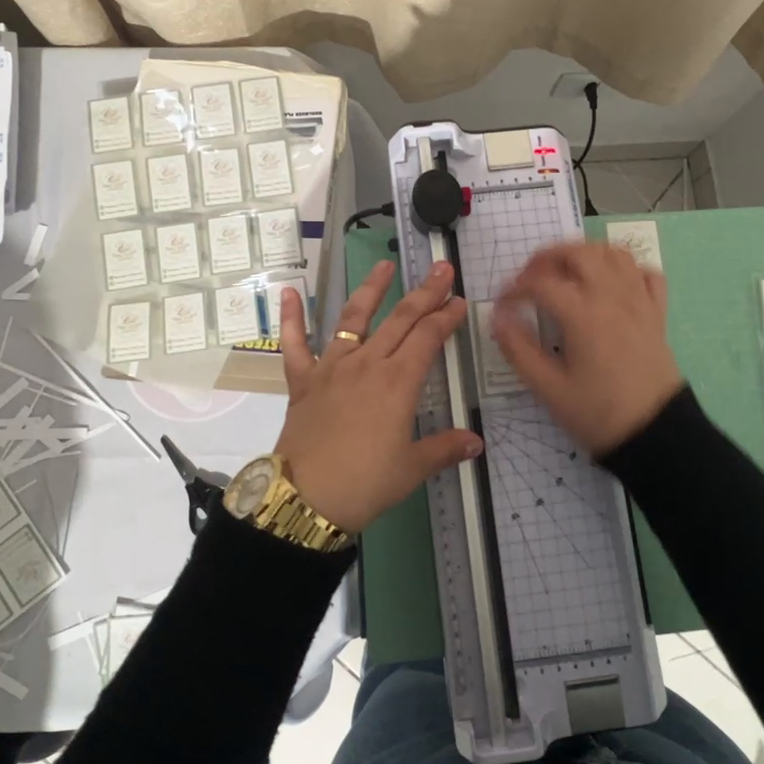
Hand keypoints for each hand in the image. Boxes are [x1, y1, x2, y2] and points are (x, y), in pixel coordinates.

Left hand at [275, 260, 482, 533]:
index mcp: (397, 382)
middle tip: (439, 268)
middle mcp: (366, 364)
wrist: (305, 498)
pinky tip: (287, 292)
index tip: (459, 301)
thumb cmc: (365, 484)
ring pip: (353, 318)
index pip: (428, 338)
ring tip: (384, 265)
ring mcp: (331, 368)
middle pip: (400, 319)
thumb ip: (444, 449)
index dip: (446, 317)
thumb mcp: (412, 468)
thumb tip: (476, 443)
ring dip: (371, 289)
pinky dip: (291, 318)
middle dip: (423, 292)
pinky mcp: (303, 381)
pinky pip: (295, 344)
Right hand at [491, 242, 682, 455]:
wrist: (656, 433)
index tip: (501, 303)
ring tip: (566, 272)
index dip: (514, 288)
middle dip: (547, 258)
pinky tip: (610, 283)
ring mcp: (639, 301)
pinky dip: (625, 268)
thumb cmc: (598, 413)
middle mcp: (612, 296)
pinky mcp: (657, 313)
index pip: (540, 283)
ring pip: (613, 253)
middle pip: (578, 253)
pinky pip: (645, 273)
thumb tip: (499, 319)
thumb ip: (519, 350)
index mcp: (582, 314)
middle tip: (529, 278)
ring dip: (585, 254)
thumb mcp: (549, 389)